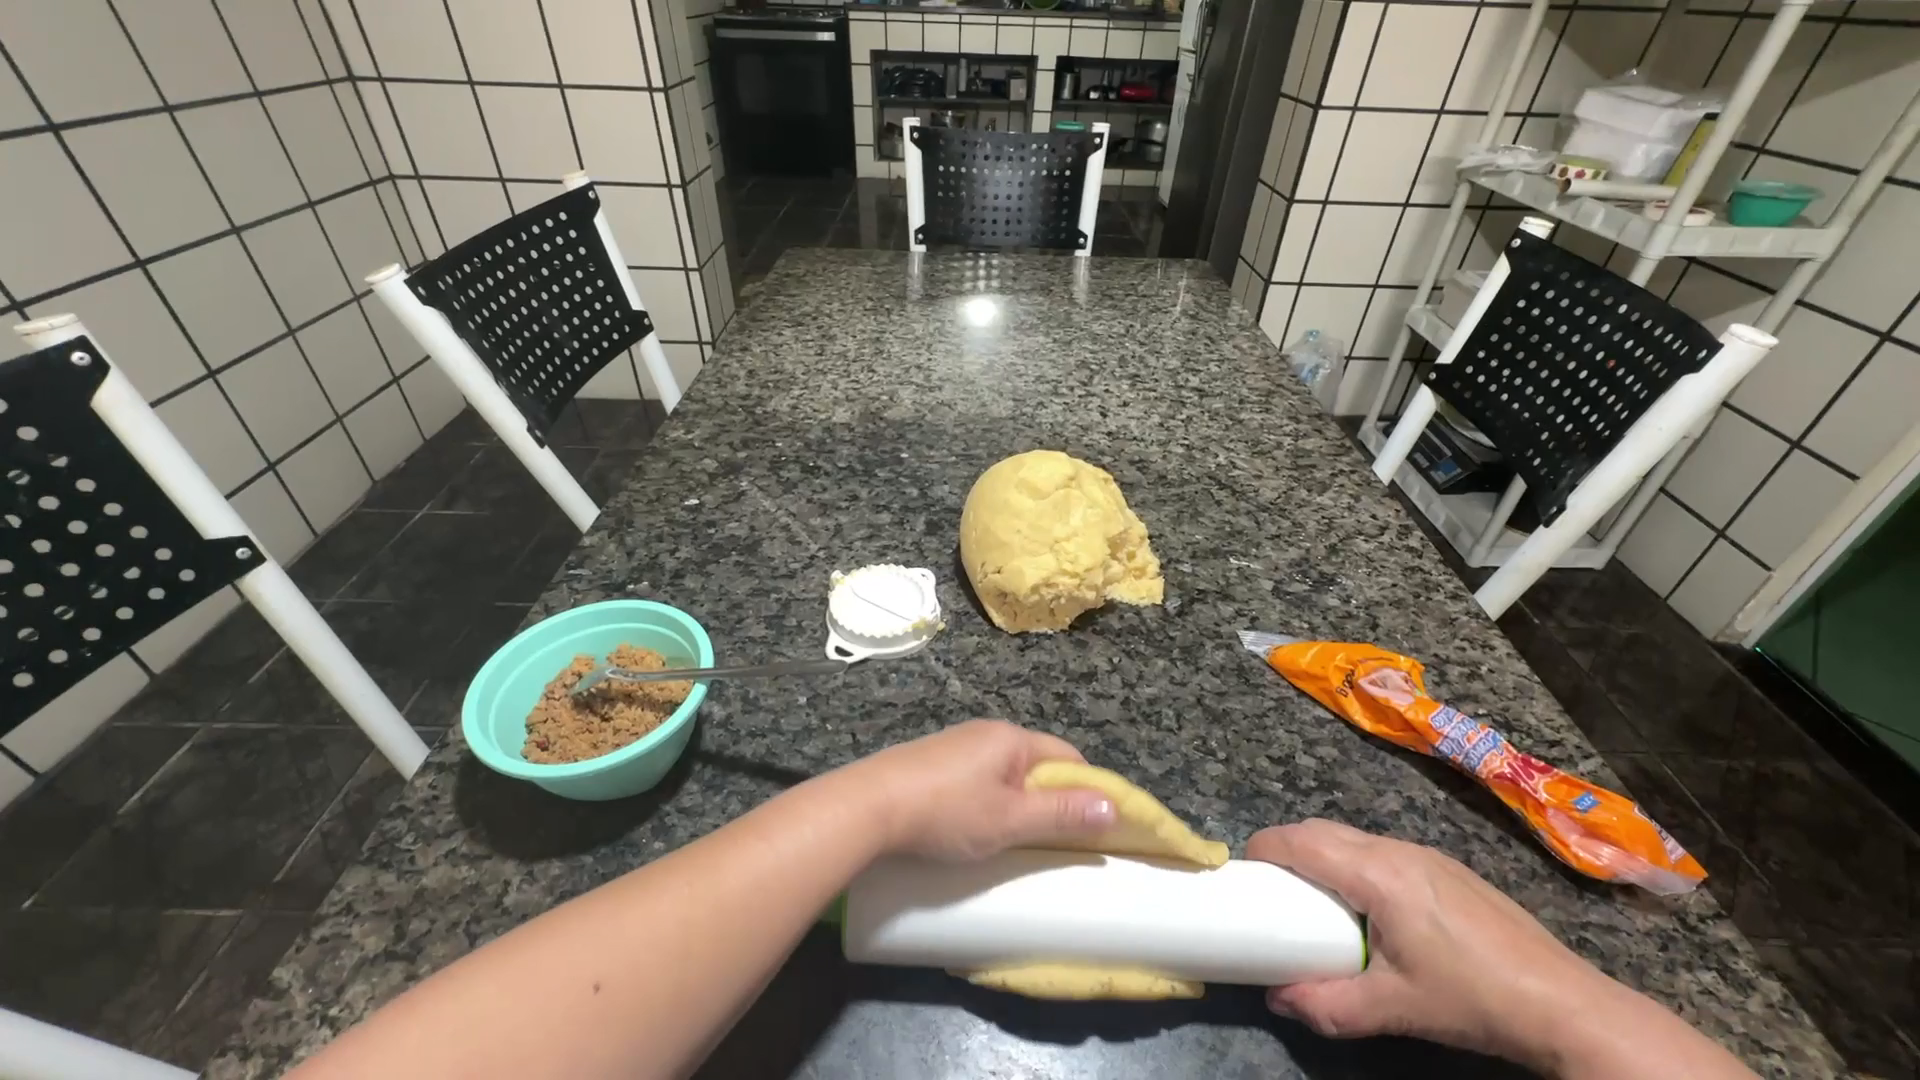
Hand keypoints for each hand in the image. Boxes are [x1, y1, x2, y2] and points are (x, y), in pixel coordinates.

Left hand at [843, 719, 1116, 860]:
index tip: (1096, 825)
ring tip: (1016, 836)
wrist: (868, 806)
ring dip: (1019, 799)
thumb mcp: (1011, 820)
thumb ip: (1061, 814)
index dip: (1088, 789)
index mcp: (1012, 739)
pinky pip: (979, 776)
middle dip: (1052, 797)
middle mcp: (987, 732)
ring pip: (1006, 771)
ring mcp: (957, 744)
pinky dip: (990, 798)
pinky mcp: (934, 761)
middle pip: (1037, 763)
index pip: (1068, 758)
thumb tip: (1113, 806)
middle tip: (1055, 838)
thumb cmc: (947, 813)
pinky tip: (977, 823)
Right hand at [1247, 819, 1613, 1070]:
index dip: (1264, 849)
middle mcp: (1398, 850)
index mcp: (1378, 874)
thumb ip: (1327, 1004)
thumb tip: (1276, 999)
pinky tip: (1369, 908)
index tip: (1244, 875)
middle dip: (1287, 849)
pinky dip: (1354, 864)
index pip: (1301, 840)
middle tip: (1271, 890)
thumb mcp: (1394, 1009)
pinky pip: (1381, 850)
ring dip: (1322, 855)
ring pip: (1353, 837)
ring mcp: (1427, 854)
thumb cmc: (1472, 999)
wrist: (1567, 1005)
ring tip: (1314, 901)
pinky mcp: (1448, 868)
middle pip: (1322, 829)